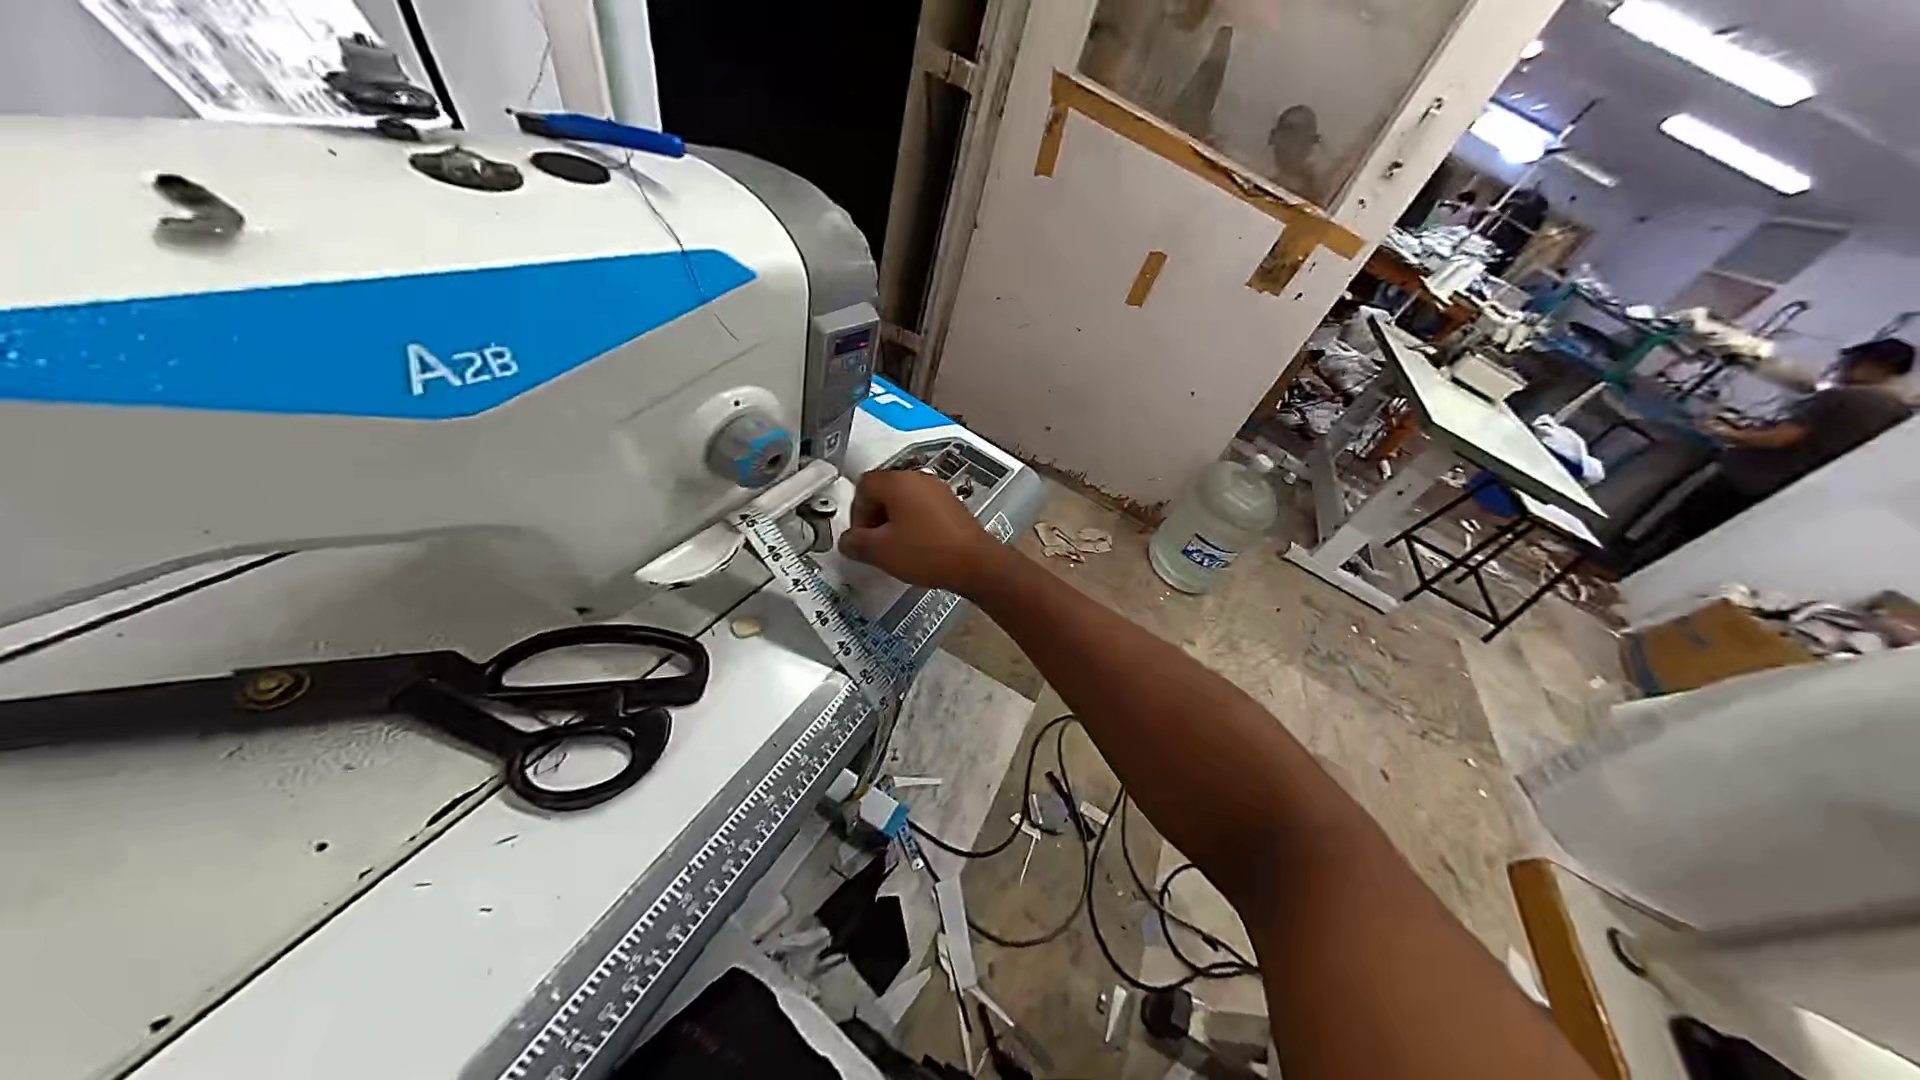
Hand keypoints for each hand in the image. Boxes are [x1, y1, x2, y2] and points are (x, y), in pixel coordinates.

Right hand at [837, 470, 1008, 594]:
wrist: (975, 563)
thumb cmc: (927, 552)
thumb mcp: (879, 551)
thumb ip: (855, 543)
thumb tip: (848, 541)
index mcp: (897, 481)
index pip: (863, 487)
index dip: (856, 513)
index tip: (861, 537)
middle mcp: (919, 479)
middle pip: (883, 492)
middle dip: (874, 517)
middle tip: (875, 544)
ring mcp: (938, 491)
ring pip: (904, 501)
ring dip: (894, 522)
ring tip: (896, 549)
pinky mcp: (952, 506)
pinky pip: (923, 510)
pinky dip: (914, 525)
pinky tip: (917, 548)